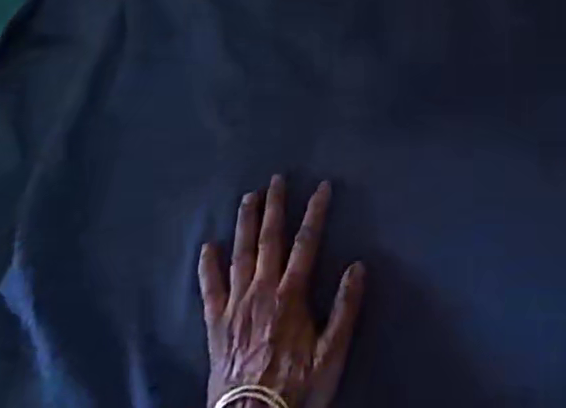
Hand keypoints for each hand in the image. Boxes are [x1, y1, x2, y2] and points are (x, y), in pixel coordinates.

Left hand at [199, 176, 365, 407]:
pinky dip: (208, 266)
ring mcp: (235, 306)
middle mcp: (261, 291)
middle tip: (277, 179)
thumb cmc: (296, 389)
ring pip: (240, 254)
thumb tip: (358, 265)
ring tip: (248, 197)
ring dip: (245, 223)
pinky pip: (210, 289)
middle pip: (269, 240)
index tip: (322, 187)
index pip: (306, 243)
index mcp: (290, 295)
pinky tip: (207, 246)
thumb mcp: (331, 355)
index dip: (315, 212)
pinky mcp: (215, 325)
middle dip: (275, 207)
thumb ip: (345, 309)